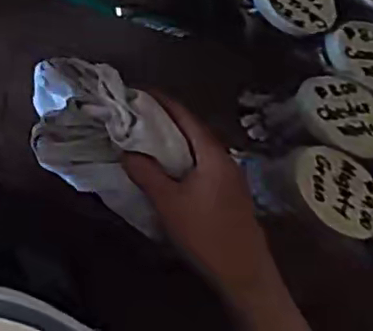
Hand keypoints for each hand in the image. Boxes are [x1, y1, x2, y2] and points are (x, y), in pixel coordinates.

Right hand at [123, 93, 305, 330]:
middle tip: (129, 110)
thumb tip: (125, 149)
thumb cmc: (206, 234)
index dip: (158, 100)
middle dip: (161, 116)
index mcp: (213, 157)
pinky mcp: (227, 194)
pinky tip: (161, 161)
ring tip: (140, 132)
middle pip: (190, 128)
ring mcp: (229, 179)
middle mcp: (225, 161)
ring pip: (194, 145)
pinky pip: (198, 160)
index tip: (131, 91)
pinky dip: (178, 152)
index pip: (184, 115)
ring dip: (169, 136)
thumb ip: (143, 169)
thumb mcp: (167, 200)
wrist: (247, 280)